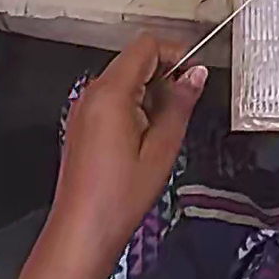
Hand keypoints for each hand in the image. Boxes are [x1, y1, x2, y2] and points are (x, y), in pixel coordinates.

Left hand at [52, 35, 206, 257]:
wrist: (82, 232)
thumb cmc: (118, 197)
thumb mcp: (162, 148)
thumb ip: (181, 104)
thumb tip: (196, 75)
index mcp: (111, 93)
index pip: (146, 46)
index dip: (175, 52)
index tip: (195, 71)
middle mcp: (92, 93)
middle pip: (134, 58)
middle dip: (164, 72)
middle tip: (186, 100)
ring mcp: (84, 107)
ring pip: (125, 77)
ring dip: (151, 89)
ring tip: (165, 124)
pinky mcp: (83, 121)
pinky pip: (112, 96)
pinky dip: (135, 102)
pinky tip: (147, 133)